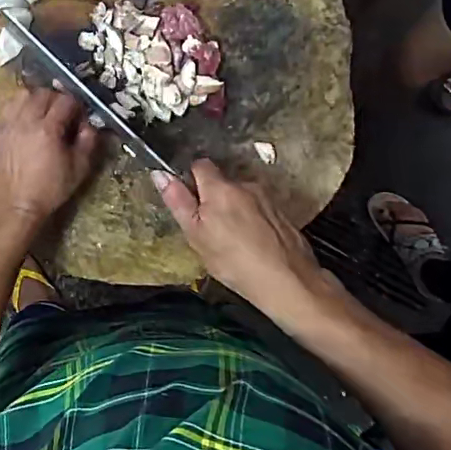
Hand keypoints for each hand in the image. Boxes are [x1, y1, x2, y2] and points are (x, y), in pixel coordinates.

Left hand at [0, 89, 98, 239]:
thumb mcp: (79, 168)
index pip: (65, 101)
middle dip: (58, 97)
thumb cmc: (50, 188)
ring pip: (24, 94)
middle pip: (44, 93)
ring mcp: (10, 123)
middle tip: (65, 112)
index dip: (77, 105)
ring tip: (45, 112)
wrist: (16, 203)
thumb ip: (88, 141)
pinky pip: (10, 105)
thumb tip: (90, 123)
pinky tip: (28, 117)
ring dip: (37, 97)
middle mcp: (26, 120)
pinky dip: (21, 105)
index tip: (81, 116)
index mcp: (48, 129)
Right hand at [153, 160, 343, 325]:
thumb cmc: (234, 261)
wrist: (290, 284)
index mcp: (220, 187)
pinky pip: (258, 210)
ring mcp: (268, 200)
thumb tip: (160, 174)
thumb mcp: (195, 234)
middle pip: (221, 182)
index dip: (191, 180)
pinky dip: (251, 222)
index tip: (189, 202)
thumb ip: (177, 201)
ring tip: (231, 240)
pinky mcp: (283, 216)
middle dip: (212, 198)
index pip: (200, 165)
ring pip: (240, 197)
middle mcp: (246, 186)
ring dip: (233, 210)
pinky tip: (251, 245)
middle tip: (208, 228)